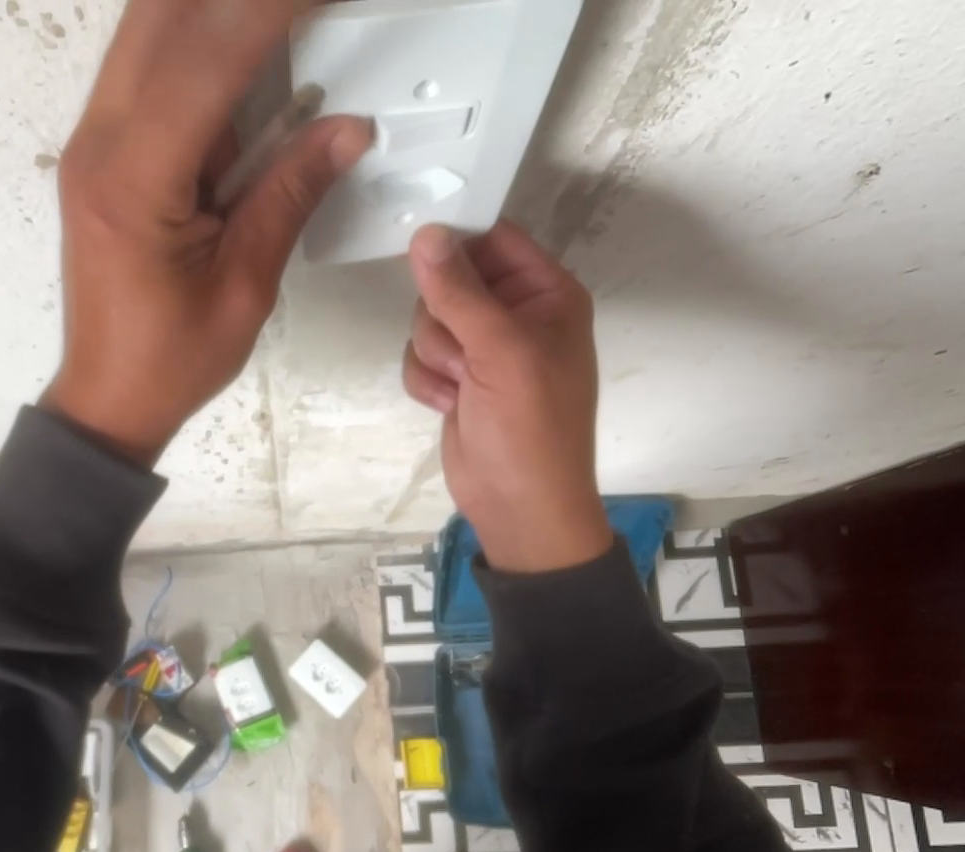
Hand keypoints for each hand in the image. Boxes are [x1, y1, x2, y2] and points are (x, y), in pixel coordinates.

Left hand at [42, 0, 372, 467]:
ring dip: (212, 19)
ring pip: (147, 35)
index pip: (203, 61)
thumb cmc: (169, 361)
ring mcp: (92, 147)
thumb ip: (289, 196)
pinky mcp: (103, 157)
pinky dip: (198, 55)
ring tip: (283, 32)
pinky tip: (247, 72)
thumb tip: (345, 131)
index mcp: (132, 184)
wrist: (109, 396)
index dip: (269, 12)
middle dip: (235, 1)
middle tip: (302, 11)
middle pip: (157, 17)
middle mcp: (97, 148)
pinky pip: (147, 76)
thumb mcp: (244, 285)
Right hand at [402, 222, 614, 572]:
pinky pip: (419, 357)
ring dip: (435, 356)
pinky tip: (450, 405)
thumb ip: (459, 290)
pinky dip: (427, 382)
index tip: (418, 246)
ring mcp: (482, 350)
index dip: (456, 241)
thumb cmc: (530, 425)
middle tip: (464, 354)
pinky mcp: (456, 380)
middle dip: (444, 320)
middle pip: (449, 281)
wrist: (518, 504)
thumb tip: (425, 234)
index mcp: (546, 294)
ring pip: (427, 321)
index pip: (494, 240)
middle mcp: (514, 315)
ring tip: (462, 386)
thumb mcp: (501, 351)